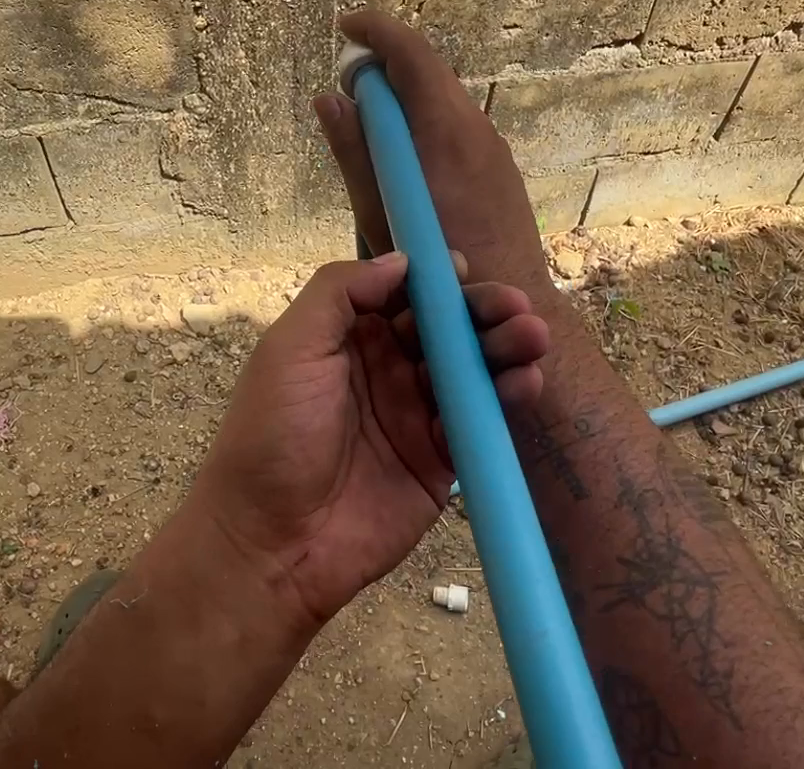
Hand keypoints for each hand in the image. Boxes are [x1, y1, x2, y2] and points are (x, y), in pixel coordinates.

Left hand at [187, 252, 549, 623]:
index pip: (403, 296)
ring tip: (531, 336)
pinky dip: (506, 399)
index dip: (435, 280)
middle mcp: (386, 370)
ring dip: (503, 349)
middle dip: (480, 312)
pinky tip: (526, 382)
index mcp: (349, 339)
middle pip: (444, 329)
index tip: (462, 268)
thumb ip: (340, 294)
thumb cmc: (273, 433)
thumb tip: (400, 260)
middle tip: (515, 305)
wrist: (272, 543)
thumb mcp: (291, 348)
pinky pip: (479, 422)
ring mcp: (415, 415)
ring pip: (469, 370)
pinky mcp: (440, 460)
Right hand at [313, 9, 552, 295]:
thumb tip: (330, 98)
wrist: (510, 299)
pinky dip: (427, 119)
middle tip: (350, 86)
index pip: (413, 54)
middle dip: (386, 65)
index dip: (376, 31)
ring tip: (373, 124)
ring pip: (445, 98)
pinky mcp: (500, 167)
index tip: (345, 28)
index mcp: (445, 132)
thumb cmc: (436, 266)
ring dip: (407, 95)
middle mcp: (476, 127)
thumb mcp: (380, 214)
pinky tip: (408, 155)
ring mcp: (494, 147)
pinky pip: (459, 124)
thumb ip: (354, 152)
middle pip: (430, 71)